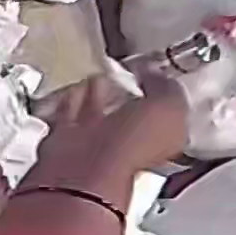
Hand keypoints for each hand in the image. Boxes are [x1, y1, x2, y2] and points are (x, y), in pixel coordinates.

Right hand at [21, 74, 189, 199]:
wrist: (85, 162)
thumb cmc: (134, 140)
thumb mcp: (167, 104)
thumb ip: (164, 86)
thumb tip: (152, 73)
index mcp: (164, 139)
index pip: (168, 112)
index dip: (163, 91)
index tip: (156, 72)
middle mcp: (131, 143)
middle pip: (132, 114)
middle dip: (129, 93)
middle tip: (128, 73)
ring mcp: (98, 141)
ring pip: (100, 112)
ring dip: (99, 94)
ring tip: (100, 75)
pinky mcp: (67, 138)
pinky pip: (72, 112)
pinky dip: (75, 99)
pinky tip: (77, 87)